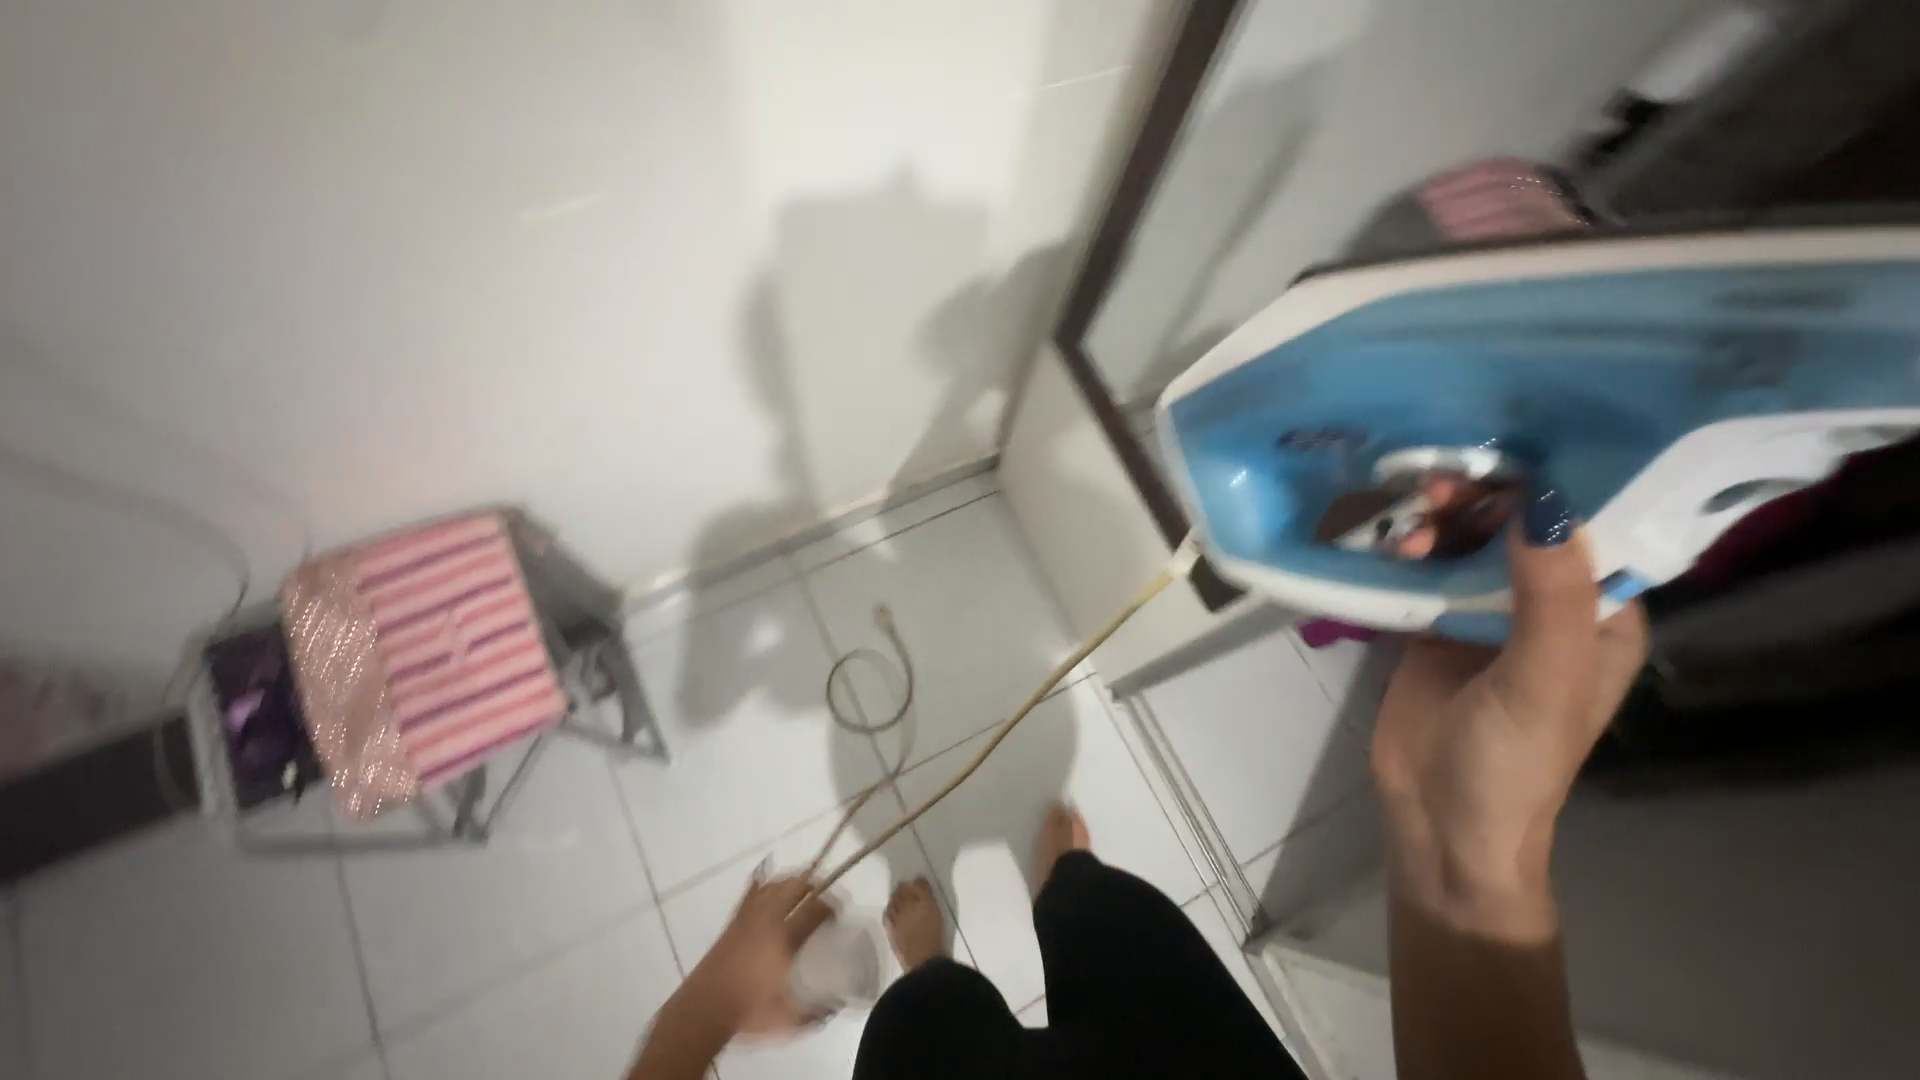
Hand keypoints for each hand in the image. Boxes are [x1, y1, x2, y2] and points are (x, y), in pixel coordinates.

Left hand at [681, 874, 835, 1038]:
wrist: (703, 1010)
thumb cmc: (747, 1012)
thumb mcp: (788, 1021)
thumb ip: (815, 1012)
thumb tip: (835, 1006)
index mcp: (784, 938)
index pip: (815, 908)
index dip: (832, 905)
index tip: (839, 912)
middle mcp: (768, 920)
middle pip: (796, 886)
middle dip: (815, 886)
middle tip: (824, 897)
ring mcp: (748, 918)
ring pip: (774, 885)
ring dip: (791, 883)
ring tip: (801, 892)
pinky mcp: (733, 923)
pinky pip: (751, 893)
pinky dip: (764, 885)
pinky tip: (770, 887)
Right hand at [1371, 518, 1646, 940]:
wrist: (1437, 821)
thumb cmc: (1511, 762)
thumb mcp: (1540, 682)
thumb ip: (1547, 597)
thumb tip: (1543, 502)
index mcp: (1597, 619)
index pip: (1588, 534)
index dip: (1552, 492)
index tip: (1505, 462)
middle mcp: (1545, 608)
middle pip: (1517, 531)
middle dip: (1481, 503)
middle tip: (1435, 492)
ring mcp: (1483, 616)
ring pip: (1466, 545)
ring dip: (1438, 524)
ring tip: (1405, 528)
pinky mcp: (1431, 626)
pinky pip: (1423, 571)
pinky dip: (1406, 550)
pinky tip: (1387, 545)